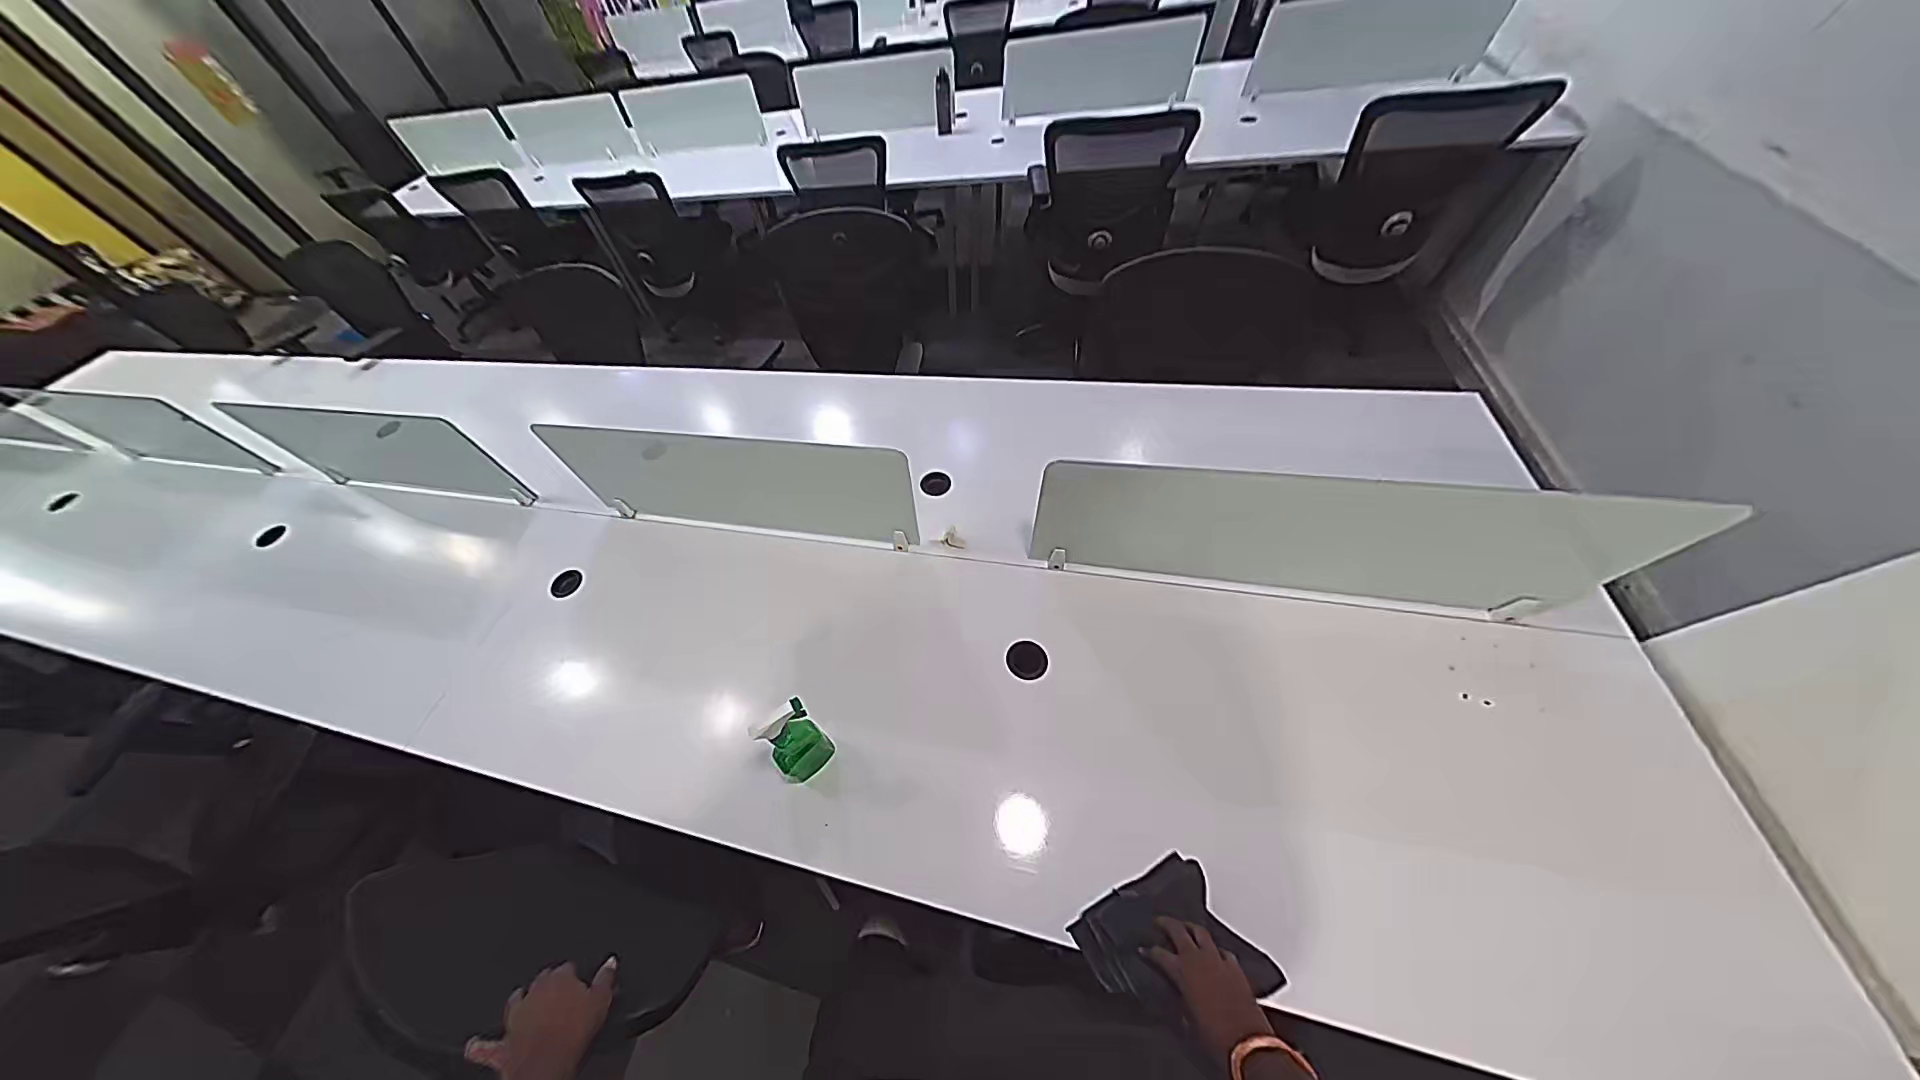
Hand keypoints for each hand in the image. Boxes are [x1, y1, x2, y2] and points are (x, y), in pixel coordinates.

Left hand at [466, 957, 616, 1079]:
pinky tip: (474, 1044)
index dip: (573, 974)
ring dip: (519, 999)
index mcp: (559, 979)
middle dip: (548, 982)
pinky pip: (485, 1044)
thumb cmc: (574, 1032)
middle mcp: (534, 992)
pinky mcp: (502, 1041)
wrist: (545, 1064)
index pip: (567, 967)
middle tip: (558, 990)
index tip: (578, 980)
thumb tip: (611, 961)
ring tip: (522, 999)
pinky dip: (480, 1045)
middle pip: (541, 980)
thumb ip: (606, 978)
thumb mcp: (601, 1000)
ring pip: (515, 1001)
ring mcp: (515, 1016)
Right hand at [1145, 917, 1272, 1066]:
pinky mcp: (1235, 967)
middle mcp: (1198, 959)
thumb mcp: (1186, 1021)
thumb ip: (1177, 1001)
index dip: (1149, 951)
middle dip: (1166, 923)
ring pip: (1201, 932)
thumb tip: (1175, 997)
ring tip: (1184, 927)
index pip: (1159, 953)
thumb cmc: (1214, 1037)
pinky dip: (1215, 948)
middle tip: (1159, 922)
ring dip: (1190, 927)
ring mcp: (1217, 960)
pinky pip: (1222, 950)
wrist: (1246, 1044)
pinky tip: (1214, 951)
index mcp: (1181, 972)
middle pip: (1178, 930)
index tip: (1144, 950)